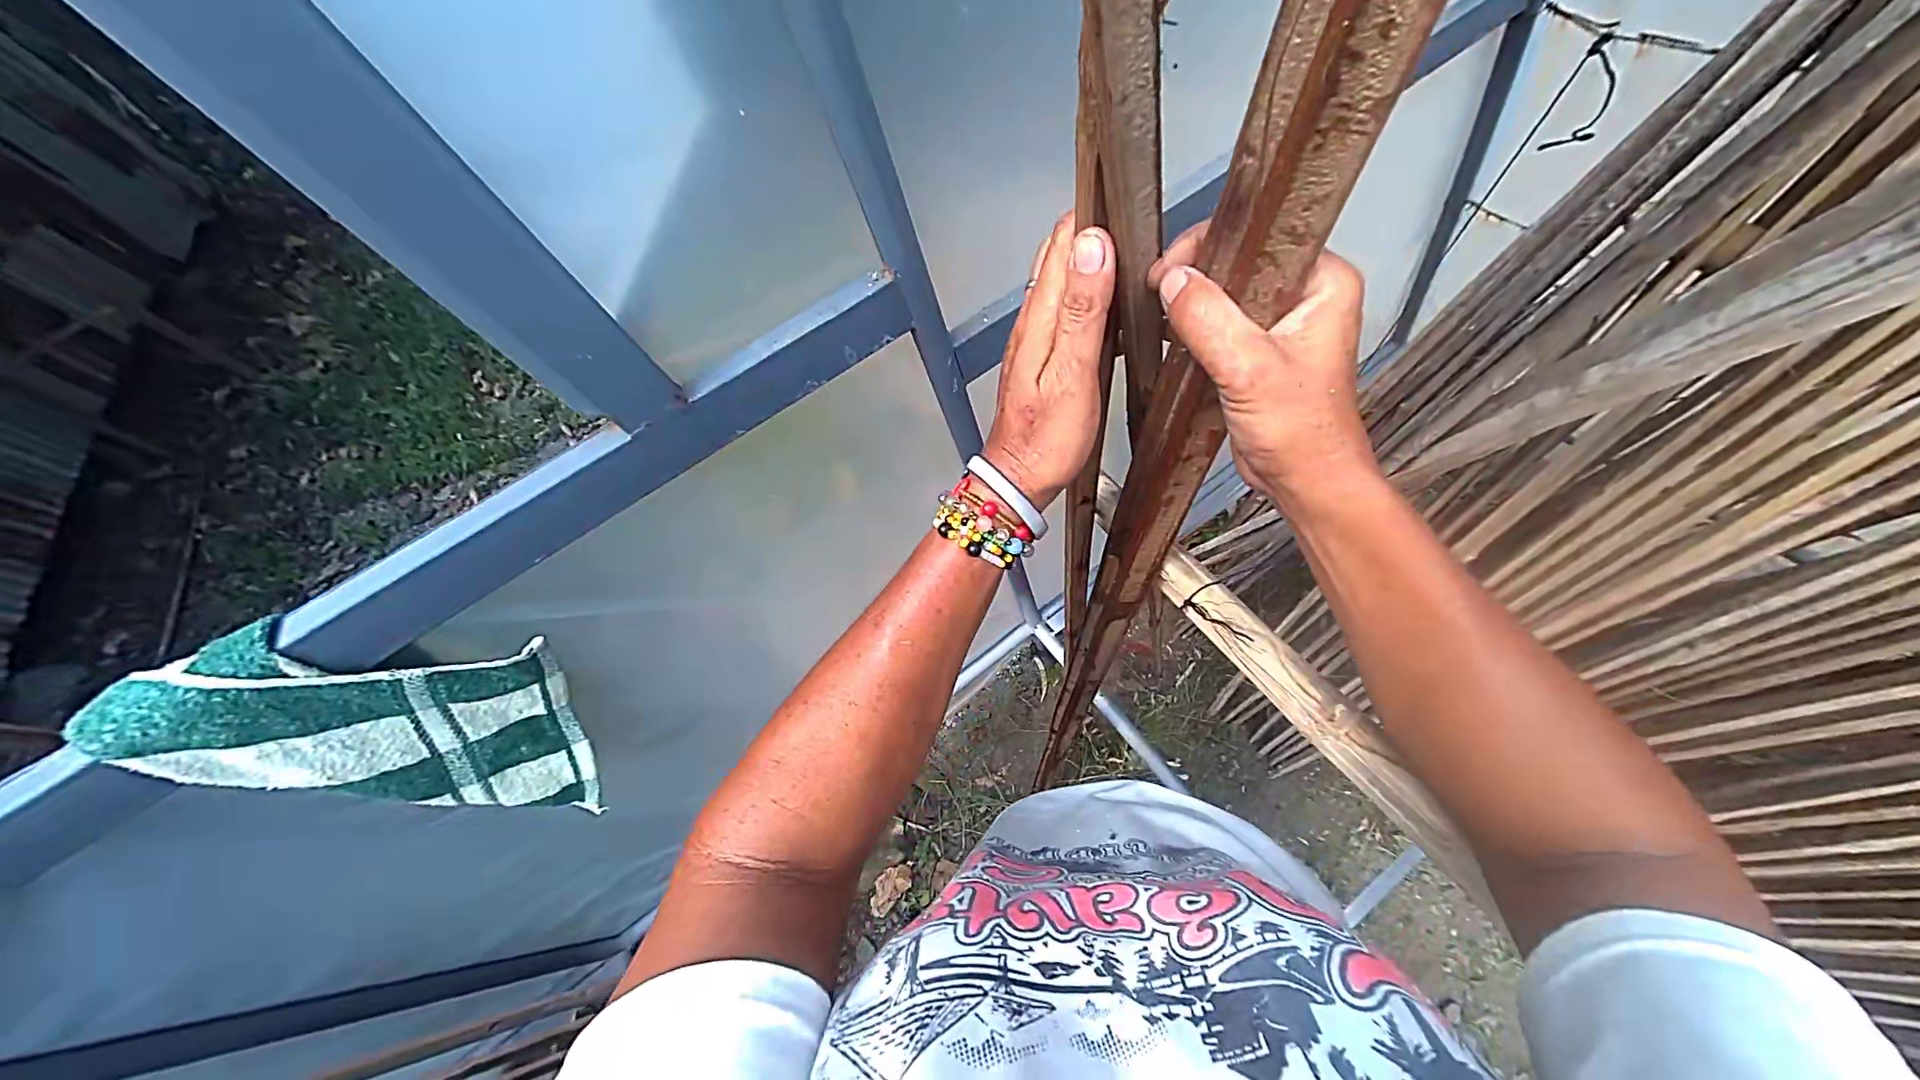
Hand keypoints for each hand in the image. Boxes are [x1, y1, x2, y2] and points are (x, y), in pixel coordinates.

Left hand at [981, 214, 1115, 512]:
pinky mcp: (1040, 356)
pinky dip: (1085, 293)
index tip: (1123, 196)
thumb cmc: (1047, 438)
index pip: (1061, 244)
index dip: (1090, 215)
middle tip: (1131, 217)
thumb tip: (1091, 247)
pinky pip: (1063, 309)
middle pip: (1057, 256)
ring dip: (1089, 258)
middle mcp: (1031, 322)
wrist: (1021, 477)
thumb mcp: (1072, 372)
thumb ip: (1082, 309)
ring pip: (1060, 280)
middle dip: (1091, 230)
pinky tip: (1105, 301)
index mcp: (1039, 319)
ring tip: (1126, 248)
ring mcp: (1034, 338)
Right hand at [1147, 221, 1378, 508]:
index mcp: (1323, 284)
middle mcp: (1303, 297)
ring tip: (1166, 318)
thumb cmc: (1304, 433)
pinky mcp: (1256, 349)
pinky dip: (1193, 331)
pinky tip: (1175, 340)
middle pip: (1236, 262)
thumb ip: (1209, 320)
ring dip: (1190, 307)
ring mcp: (1277, 324)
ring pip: (1223, 294)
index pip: (1258, 236)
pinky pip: (1218, 324)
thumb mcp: (1250, 370)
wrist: (1302, 477)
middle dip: (1194, 278)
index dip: (1208, 246)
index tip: (1172, 269)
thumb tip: (1174, 282)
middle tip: (1162, 293)